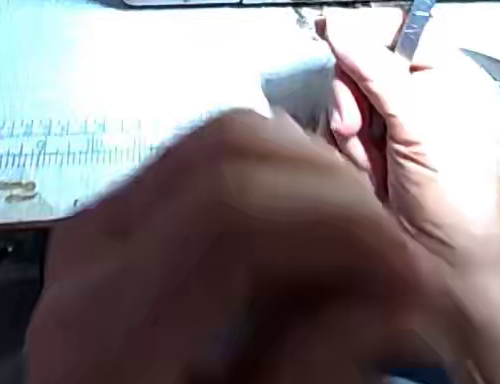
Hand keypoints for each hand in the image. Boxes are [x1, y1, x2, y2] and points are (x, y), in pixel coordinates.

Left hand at [27, 111, 442, 383]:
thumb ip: (311, 366)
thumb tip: (403, 290)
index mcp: (102, 323)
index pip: (230, 212)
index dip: (335, 222)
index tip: (414, 272)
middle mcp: (86, 244)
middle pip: (225, 150)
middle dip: (328, 185)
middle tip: (394, 253)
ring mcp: (92, 215)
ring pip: (214, 137)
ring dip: (301, 171)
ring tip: (357, 239)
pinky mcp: (108, 210)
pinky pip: (196, 157)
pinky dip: (266, 175)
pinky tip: (305, 224)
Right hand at [322, 11, 499, 330]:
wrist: (442, 273)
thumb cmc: (452, 201)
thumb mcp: (419, 129)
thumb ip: (376, 73)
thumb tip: (335, 25)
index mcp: (453, 77)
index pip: (404, 27)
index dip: (367, 27)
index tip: (329, 32)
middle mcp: (424, 89)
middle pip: (365, 55)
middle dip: (353, 90)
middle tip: (357, 123)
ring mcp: (395, 114)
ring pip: (346, 87)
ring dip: (348, 121)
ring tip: (368, 156)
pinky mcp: (372, 136)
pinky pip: (340, 116)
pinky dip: (345, 141)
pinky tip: (365, 165)